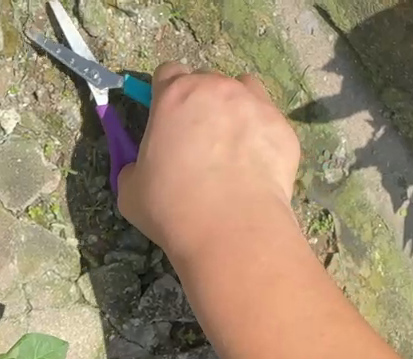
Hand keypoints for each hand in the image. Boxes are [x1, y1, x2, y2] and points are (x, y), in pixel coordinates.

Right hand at [116, 64, 301, 267]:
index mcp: (174, 96)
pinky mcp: (281, 127)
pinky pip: (267, 122)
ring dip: (234, 111)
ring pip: (243, 92)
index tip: (166, 121)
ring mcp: (253, 103)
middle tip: (198, 145)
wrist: (229, 230)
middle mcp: (215, 88)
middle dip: (200, 105)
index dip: (164, 96)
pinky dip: (260, 138)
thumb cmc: (171, 209)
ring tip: (230, 150)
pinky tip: (254, 170)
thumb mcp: (131, 193)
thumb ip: (134, 169)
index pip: (167, 74)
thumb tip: (139, 169)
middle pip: (206, 82)